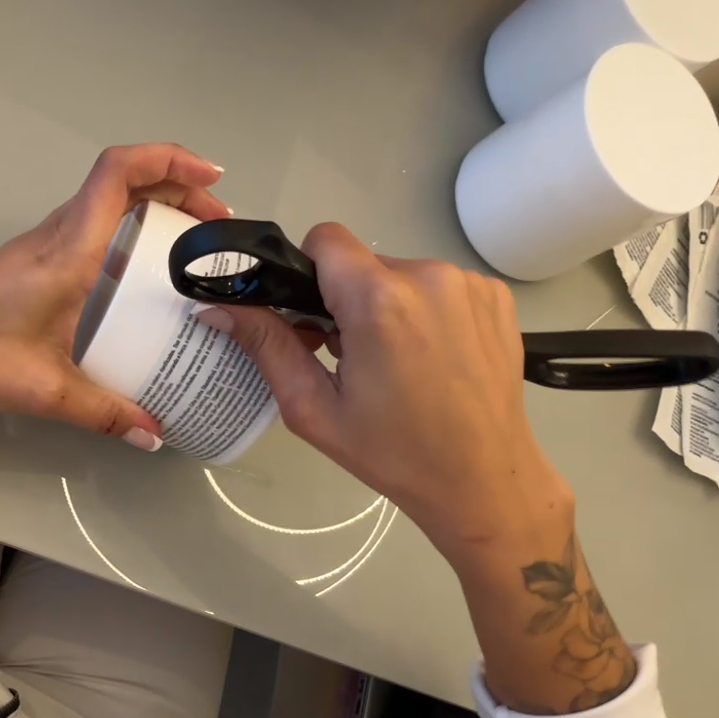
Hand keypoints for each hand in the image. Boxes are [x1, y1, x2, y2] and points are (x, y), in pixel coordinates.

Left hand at [0, 143, 229, 450]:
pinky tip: (133, 278)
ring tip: (187, 246)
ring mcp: (39, 246)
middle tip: (214, 225)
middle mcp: (55, 235)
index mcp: (67, 250)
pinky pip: (88, 231)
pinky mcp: (28, 264)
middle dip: (177, 189)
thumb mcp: (45, 389)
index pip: (120, 172)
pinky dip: (123, 234)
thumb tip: (151, 435)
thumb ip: (103, 413)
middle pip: (123, 182)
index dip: (171, 159)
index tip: (213, 176)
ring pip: (104, 204)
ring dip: (151, 209)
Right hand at [199, 223, 571, 565]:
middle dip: (346, 300)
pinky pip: (439, 285)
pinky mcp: (502, 293)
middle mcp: (429, 274)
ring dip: (386, 306)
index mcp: (378, 300)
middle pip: (362, 262)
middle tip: (348, 358)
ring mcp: (470, 283)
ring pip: (401, 274)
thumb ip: (266, 347)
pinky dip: (424, 312)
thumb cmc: (390, 452)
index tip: (310, 318)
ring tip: (395, 364)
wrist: (481, 479)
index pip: (325, 239)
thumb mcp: (313, 408)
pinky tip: (430, 358)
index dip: (306, 273)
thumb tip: (217, 308)